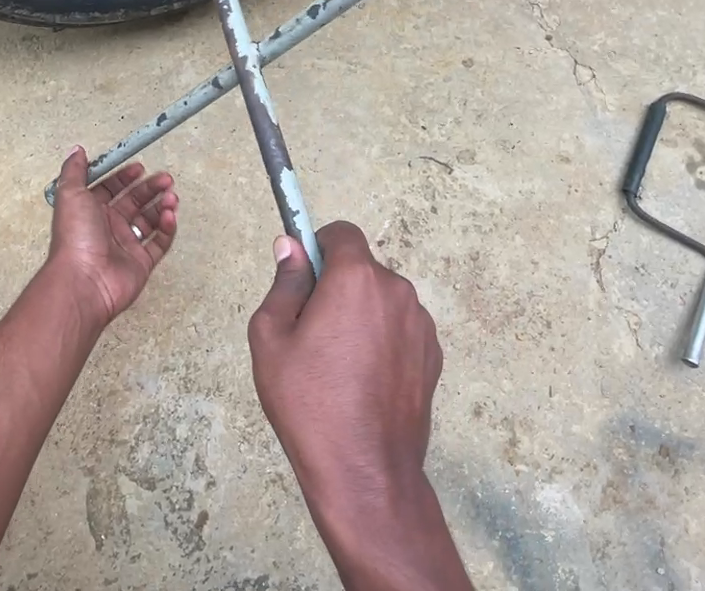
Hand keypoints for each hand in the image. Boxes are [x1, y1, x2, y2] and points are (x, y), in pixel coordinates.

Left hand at [44, 147, 178, 328]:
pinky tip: (169, 216)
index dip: (125, 177)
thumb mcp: (70, 194)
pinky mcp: (141, 263)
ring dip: (161, 206)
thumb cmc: (75, 238)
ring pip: (149, 221)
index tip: (139, 167)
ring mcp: (125, 245)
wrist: (84, 280)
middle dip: (150, 188)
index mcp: (90, 210)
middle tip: (165, 179)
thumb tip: (76, 150)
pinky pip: (159, 243)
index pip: (111, 188)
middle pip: (134, 202)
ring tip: (171, 196)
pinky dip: (167, 229)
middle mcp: (107, 227)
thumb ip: (74, 170)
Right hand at [250, 223, 467, 589]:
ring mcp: (421, 325)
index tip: (302, 277)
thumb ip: (285, 282)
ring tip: (336, 363)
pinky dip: (381, 339)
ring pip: (380, 300)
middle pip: (361, 269)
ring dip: (360, 313)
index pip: (341, 233)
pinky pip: (399, 328)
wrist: (364, 471)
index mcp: (357, 279)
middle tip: (310, 331)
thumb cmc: (308, 401)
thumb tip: (290, 246)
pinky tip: (362, 380)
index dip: (318, 247)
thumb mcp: (271, 336)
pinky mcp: (433, 356)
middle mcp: (397, 292)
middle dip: (336, 286)